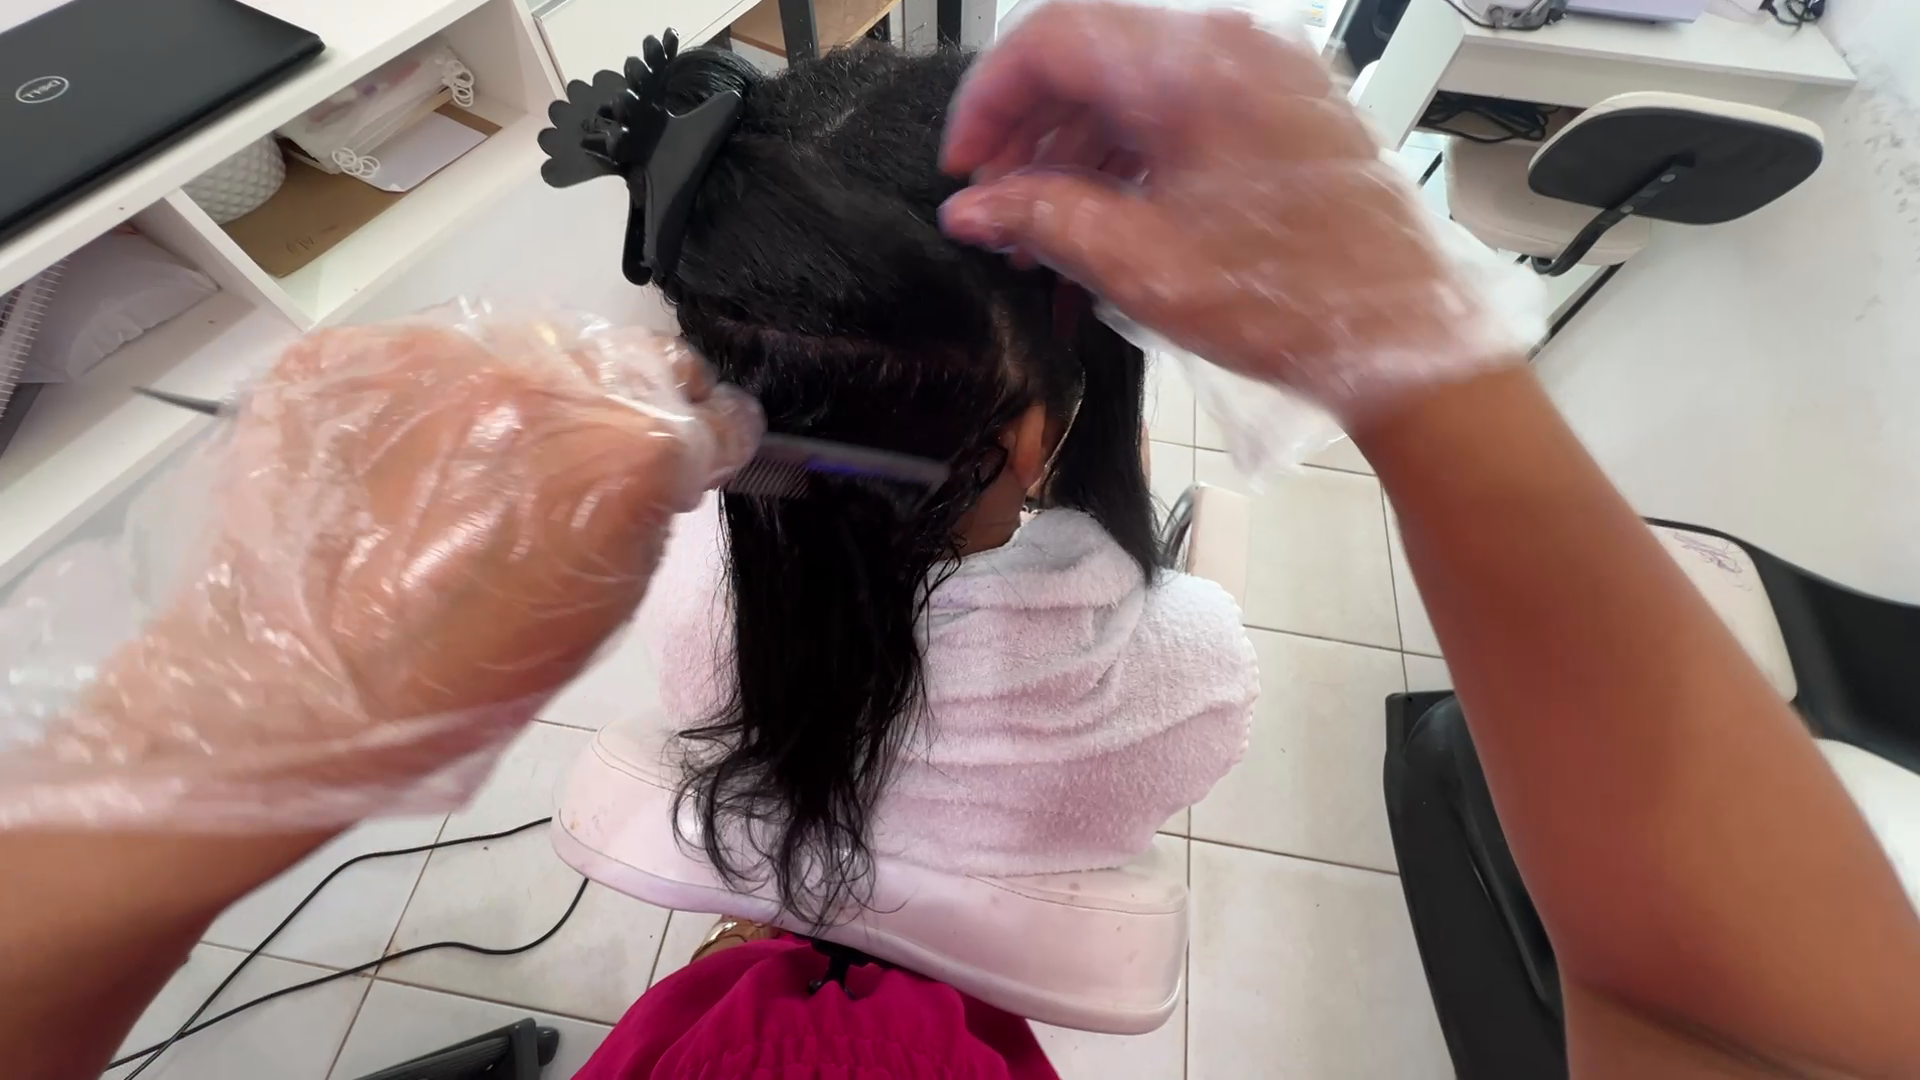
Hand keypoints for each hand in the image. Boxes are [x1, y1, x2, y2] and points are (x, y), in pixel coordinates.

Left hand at [9, 307, 759, 827]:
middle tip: (621, 446)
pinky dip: (467, 393)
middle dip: (652, 401)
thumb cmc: (485, 665)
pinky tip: (440, 453)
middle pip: (643, 356)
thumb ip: (658, 506)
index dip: (723, 436)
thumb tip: (672, 460)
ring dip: (562, 391)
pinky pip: (452, 350)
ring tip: (521, 454)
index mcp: (627, 453)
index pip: (718, 413)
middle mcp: (546, 383)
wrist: (306, 689)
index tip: (714, 447)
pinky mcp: (356, 353)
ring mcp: (445, 357)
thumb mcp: (616, 594)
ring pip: (552, 342)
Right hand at [939, 2, 1540, 422]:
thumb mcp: (1140, 264)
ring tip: (1039, 232)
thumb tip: (972, 209)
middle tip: (993, 206)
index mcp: (1194, 67)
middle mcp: (1229, 50)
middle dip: (1024, 133)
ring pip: (1124, 93)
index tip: (961, 168)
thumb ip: (1043, 221)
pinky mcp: (1267, 117)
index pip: (1053, 39)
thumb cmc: (1287, 301)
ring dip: (1068, 156)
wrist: (1394, 336)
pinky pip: (1168, 120)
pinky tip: (1095, 221)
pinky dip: (1119, 165)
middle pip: (1087, 61)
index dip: (987, 101)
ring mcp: (1255, 79)